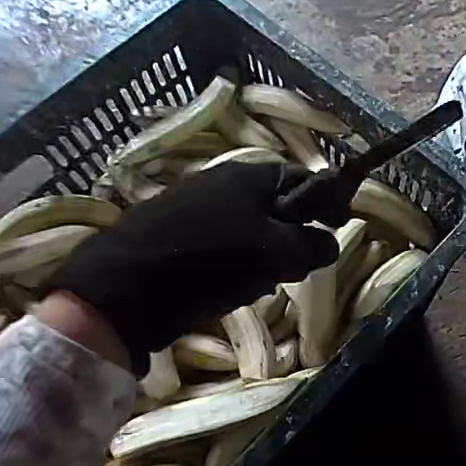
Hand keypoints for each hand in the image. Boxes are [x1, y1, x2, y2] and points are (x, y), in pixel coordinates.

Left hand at [45, 163, 340, 372]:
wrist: (124, 287)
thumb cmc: (209, 260)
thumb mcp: (274, 253)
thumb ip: (312, 246)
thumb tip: (331, 243)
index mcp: (252, 176)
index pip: (306, 180)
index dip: (329, 202)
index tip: (341, 226)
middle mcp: (226, 184)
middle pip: (280, 208)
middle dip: (294, 238)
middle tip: (297, 267)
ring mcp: (199, 209)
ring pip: (254, 232)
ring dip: (267, 258)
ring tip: (262, 283)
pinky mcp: (180, 237)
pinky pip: (226, 248)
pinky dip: (238, 268)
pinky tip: (232, 290)